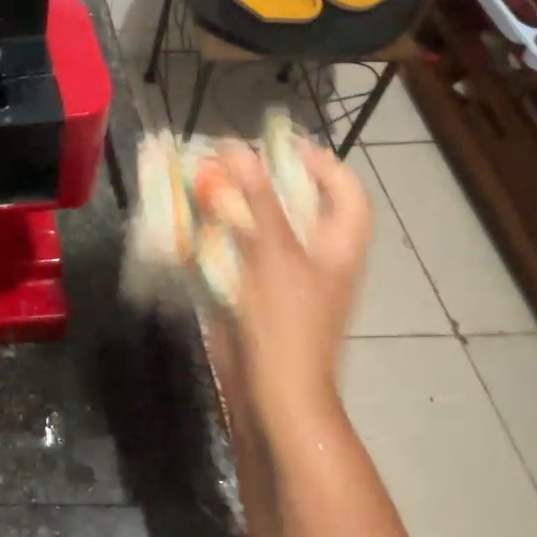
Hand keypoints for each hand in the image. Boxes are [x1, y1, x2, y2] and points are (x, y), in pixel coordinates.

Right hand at [214, 140, 371, 424]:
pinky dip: (217, 238)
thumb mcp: (275, 253)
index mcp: (337, 246)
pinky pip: (237, 255)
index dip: (320, 163)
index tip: (280, 144)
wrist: (273, 392)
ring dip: (233, 207)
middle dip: (264, 181)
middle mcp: (315, 257)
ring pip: (261, 229)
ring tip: (202, 184)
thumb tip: (239, 148)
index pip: (345, 191)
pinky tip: (191, 228)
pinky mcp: (255, 295)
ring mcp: (284, 278)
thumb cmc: (286, 321)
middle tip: (229, 161)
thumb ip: (258, 199)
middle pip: (298, 206)